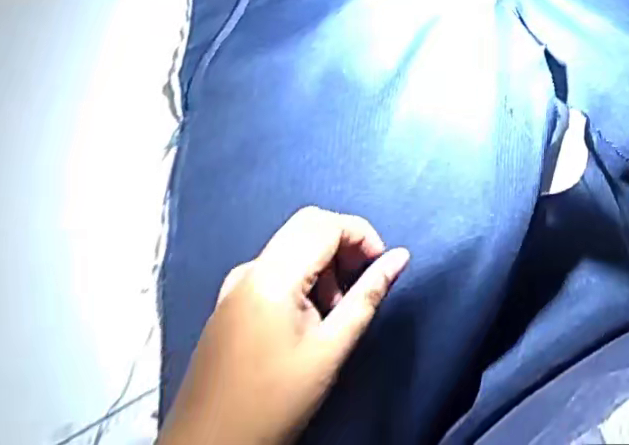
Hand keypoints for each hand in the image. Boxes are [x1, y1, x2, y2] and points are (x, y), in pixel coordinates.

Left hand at [161, 208, 409, 444]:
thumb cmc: (273, 404)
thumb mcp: (330, 350)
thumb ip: (368, 295)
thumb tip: (400, 256)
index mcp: (271, 278)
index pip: (326, 224)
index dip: (362, 234)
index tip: (380, 265)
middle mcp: (249, 272)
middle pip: (308, 224)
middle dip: (344, 241)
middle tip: (361, 278)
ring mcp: (233, 287)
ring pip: (292, 243)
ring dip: (324, 258)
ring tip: (336, 306)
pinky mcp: (228, 305)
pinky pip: (274, 265)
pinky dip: (302, 273)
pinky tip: (309, 314)